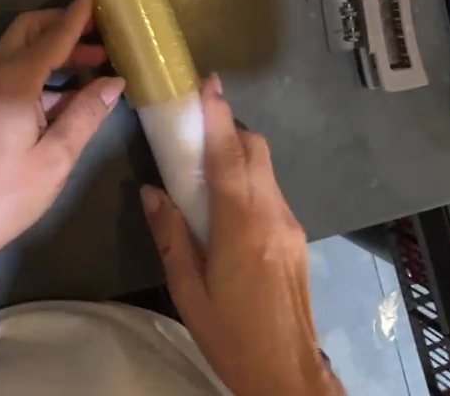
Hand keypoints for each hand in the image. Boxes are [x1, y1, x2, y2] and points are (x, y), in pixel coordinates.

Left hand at [0, 0, 125, 266]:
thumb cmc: (10, 193)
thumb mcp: (57, 157)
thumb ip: (86, 114)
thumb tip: (115, 81)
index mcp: (14, 83)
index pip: (52, 38)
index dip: (76, 17)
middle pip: (30, 30)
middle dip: (64, 24)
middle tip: (99, 30)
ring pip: (22, 46)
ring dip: (55, 45)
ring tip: (95, 57)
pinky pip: (15, 66)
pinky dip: (43, 64)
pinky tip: (71, 86)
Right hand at [142, 76, 343, 395]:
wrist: (290, 378)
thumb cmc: (231, 336)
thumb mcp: (187, 292)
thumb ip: (171, 236)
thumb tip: (152, 191)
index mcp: (242, 226)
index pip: (230, 156)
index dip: (219, 115)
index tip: (208, 82)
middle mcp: (271, 214)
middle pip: (255, 149)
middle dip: (228, 127)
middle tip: (197, 122)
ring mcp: (289, 225)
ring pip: (265, 168)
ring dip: (238, 153)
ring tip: (205, 163)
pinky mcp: (296, 237)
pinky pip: (270, 190)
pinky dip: (248, 179)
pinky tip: (226, 203)